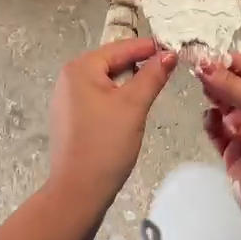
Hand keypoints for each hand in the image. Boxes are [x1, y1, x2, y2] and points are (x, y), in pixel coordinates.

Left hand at [47, 38, 177, 204]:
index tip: (174, 48)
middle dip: (138, 65)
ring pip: (106, 82)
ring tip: (154, 86)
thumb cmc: (106, 144)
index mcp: (80, 68)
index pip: (120, 48)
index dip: (148, 48)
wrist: (78, 191)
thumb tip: (168, 54)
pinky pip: (98, 98)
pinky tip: (132, 109)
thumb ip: (152, 76)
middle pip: (111, 63)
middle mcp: (69, 78)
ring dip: (129, 83)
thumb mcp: (133, 106)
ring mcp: (67, 100)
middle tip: (168, 68)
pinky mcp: (71, 119)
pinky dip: (117, 98)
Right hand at [196, 54, 240, 223]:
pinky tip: (210, 121)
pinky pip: (218, 133)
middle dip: (220, 79)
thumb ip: (232, 84)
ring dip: (216, 100)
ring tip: (208, 97)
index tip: (208, 59)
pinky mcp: (235, 155)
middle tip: (200, 76)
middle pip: (238, 87)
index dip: (233, 61)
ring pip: (226, 108)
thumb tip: (204, 65)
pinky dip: (211, 124)